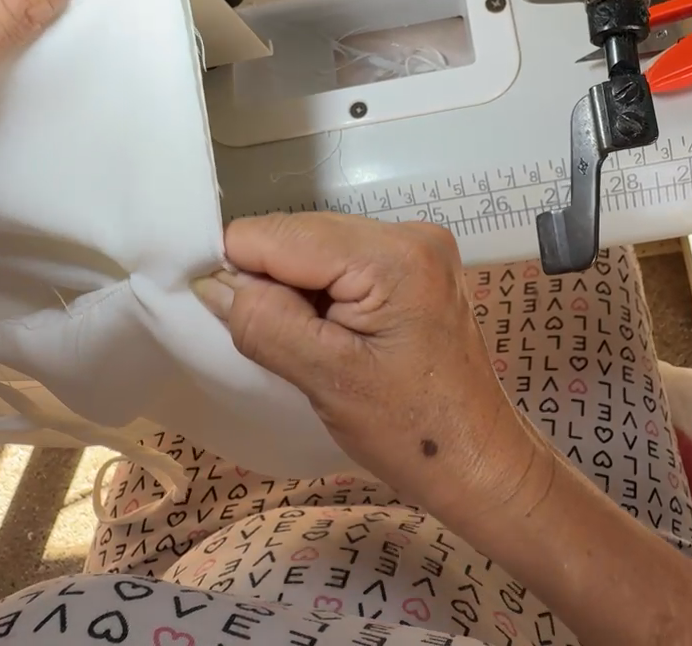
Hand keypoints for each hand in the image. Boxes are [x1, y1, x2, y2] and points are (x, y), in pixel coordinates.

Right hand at [202, 214, 551, 520]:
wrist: (480, 460)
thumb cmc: (412, 433)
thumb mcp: (327, 380)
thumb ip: (264, 322)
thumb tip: (211, 282)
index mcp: (391, 254)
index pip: (278, 233)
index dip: (237, 267)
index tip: (220, 312)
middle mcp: (408, 232)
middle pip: (298, 233)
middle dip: (268, 279)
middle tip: (278, 341)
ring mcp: (416, 244)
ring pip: (316, 245)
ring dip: (294, 287)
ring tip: (310, 342)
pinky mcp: (416, 263)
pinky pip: (342, 260)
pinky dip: (321, 291)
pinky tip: (331, 332)